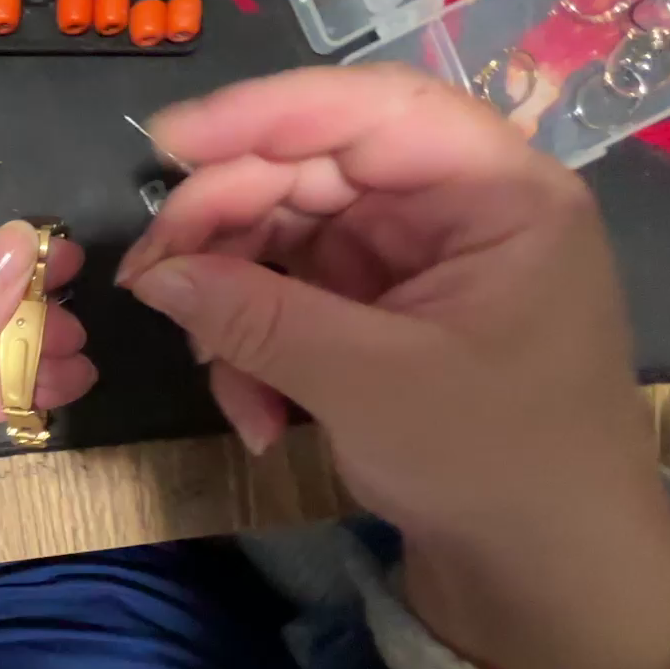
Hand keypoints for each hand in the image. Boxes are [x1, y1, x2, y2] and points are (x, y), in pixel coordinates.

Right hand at [118, 66, 669, 668]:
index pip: (368, 116)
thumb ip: (258, 321)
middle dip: (215, 231)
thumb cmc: (490, 456)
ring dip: (223, 307)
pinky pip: (268, 302)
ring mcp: (387, 262)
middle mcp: (434, 212)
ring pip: (269, 243)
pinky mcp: (351, 309)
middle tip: (145, 280)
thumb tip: (153, 278)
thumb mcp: (369, 383)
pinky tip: (258, 414)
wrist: (524, 552)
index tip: (168, 143)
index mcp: (487, 195)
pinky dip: (244, 352)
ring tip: (211, 371)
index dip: (264, 116)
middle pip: (299, 179)